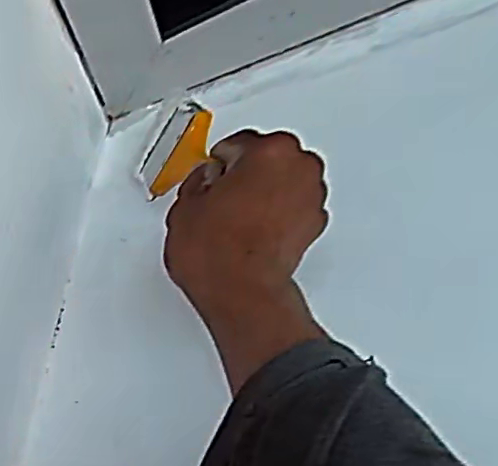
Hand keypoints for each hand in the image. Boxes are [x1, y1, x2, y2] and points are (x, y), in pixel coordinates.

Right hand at [164, 130, 330, 390]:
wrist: (240, 290)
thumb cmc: (216, 253)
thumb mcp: (184, 212)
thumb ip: (196, 186)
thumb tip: (204, 182)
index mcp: (267, 152)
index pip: (238, 143)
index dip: (216, 161)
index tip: (208, 173)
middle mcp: (298, 165)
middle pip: (267, 158)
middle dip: (243, 175)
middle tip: (217, 198)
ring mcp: (310, 192)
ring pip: (282, 181)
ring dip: (261, 194)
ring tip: (231, 220)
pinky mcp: (313, 220)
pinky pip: (291, 207)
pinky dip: (274, 215)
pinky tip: (249, 233)